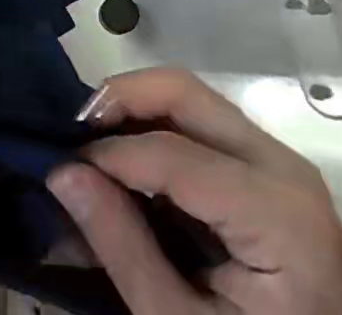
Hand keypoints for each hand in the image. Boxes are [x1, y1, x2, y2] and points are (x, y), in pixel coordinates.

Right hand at [46, 69, 341, 314]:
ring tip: (93, 141)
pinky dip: (158, 125)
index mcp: (273, 212)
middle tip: (72, 130)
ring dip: (137, 107)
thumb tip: (63, 175)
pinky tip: (127, 155)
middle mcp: (281, 164)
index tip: (60, 169)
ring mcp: (279, 160)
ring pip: (193, 97)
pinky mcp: (270, 167)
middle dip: (122, 98)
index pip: (173, 153)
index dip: (109, 154)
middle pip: (186, 93)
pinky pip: (204, 121)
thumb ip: (123, 247)